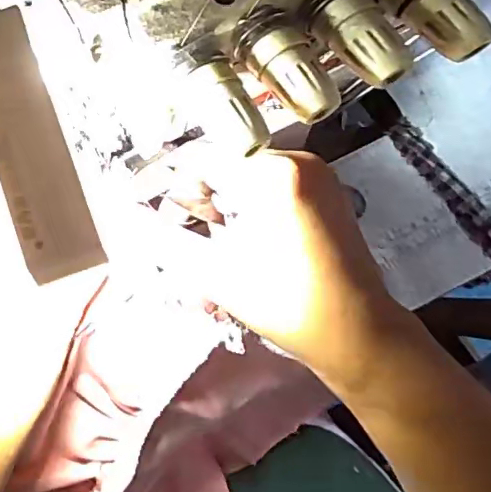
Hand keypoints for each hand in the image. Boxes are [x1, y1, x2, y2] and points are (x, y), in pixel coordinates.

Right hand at [145, 148, 417, 393]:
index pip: (202, 157)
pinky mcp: (322, 191)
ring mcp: (315, 174)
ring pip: (245, 175)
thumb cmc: (288, 305)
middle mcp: (298, 160)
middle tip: (173, 226)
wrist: (359, 334)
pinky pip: (269, 184)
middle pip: (224, 163)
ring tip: (203, 237)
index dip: (165, 178)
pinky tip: (233, 235)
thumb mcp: (216, 274)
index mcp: (275, 173)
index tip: (139, 198)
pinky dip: (244, 204)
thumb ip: (166, 241)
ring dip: (217, 202)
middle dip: (192, 195)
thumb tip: (131, 218)